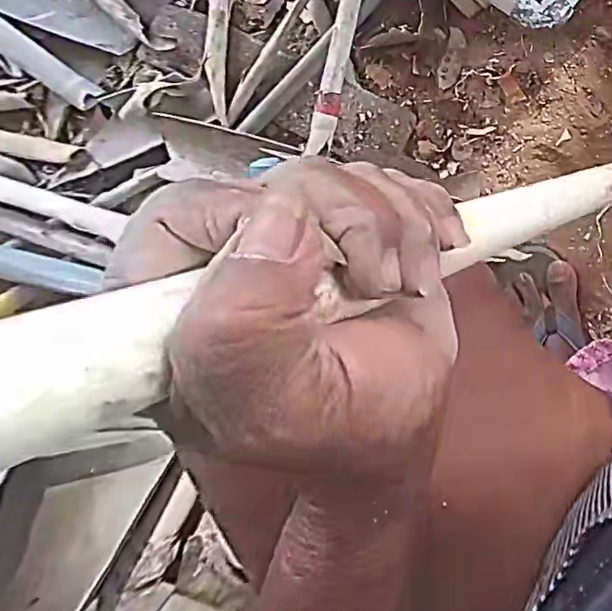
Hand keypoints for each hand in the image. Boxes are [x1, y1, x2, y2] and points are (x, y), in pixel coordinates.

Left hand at [104, 160, 468, 484]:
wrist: (394, 430)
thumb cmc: (332, 434)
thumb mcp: (277, 403)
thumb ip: (246, 328)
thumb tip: (272, 223)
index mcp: (179, 302)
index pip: (197, 207)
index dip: (270, 220)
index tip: (325, 266)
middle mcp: (240, 257)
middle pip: (297, 180)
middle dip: (362, 225)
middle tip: (380, 281)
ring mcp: (308, 237)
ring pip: (355, 176)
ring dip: (405, 227)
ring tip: (405, 282)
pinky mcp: (364, 228)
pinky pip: (399, 184)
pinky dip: (431, 215)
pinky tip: (428, 258)